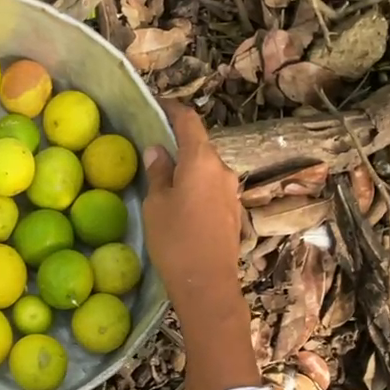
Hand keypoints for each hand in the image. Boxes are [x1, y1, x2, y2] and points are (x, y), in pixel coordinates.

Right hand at [142, 103, 242, 318]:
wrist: (207, 284)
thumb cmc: (175, 242)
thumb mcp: (156, 206)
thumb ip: (157, 174)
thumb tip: (157, 150)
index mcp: (201, 160)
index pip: (188, 120)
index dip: (172, 109)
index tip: (157, 105)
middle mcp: (222, 169)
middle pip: (199, 146)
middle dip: (179, 145)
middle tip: (155, 152)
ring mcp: (231, 191)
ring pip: (207, 170)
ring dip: (188, 171)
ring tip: (167, 184)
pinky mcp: (233, 212)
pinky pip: (212, 190)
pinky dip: (197, 189)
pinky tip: (183, 206)